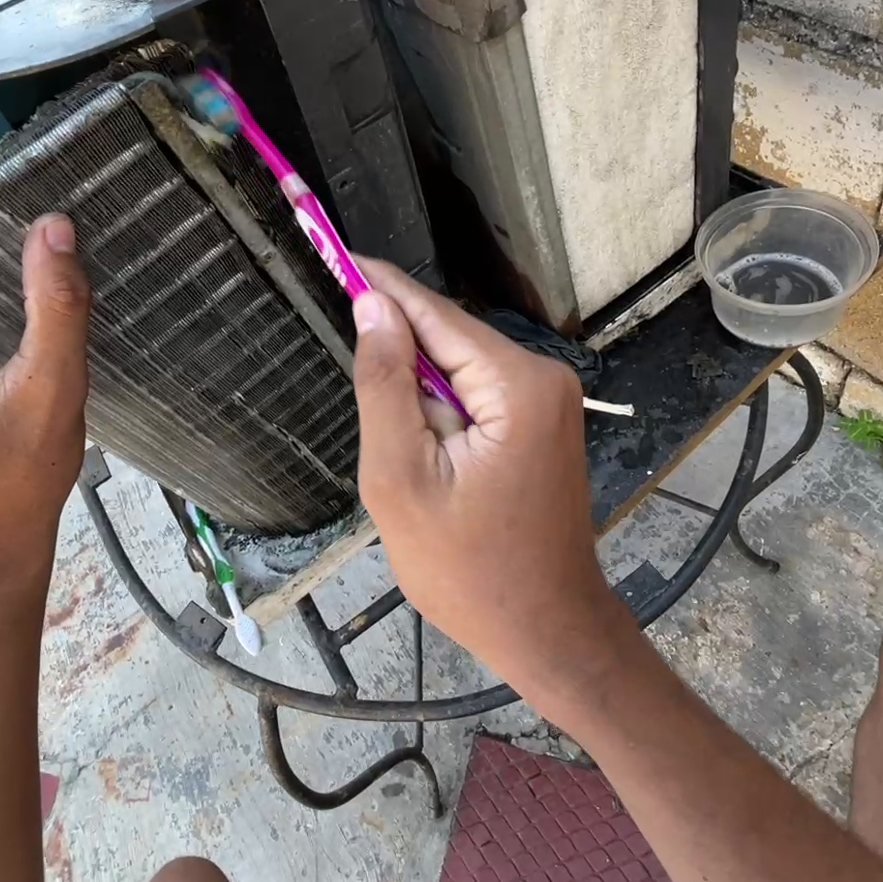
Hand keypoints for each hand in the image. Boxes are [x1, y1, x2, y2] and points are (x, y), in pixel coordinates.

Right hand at [349, 257, 626, 691]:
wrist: (546, 629)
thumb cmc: (469, 571)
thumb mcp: (403, 480)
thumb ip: (386, 386)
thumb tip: (372, 307)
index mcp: (517, 384)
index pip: (434, 313)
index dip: (379, 285)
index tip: (333, 252)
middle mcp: (544, 378)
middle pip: (449, 338)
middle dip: (394, 345)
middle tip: (337, 345)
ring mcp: (549, 402)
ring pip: (460, 368)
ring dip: (415, 387)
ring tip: (382, 425)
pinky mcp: (542, 425)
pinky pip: (477, 395)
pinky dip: (439, 407)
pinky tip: (417, 440)